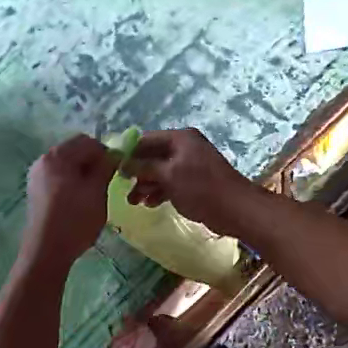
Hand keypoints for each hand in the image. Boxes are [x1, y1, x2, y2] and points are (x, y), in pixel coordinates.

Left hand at [22, 135, 117, 269]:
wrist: (47, 251)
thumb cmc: (75, 220)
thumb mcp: (97, 191)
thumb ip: (105, 167)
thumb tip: (114, 154)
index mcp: (57, 156)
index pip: (87, 141)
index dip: (104, 153)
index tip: (114, 172)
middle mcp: (43, 160)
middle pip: (74, 151)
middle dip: (92, 163)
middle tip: (105, 183)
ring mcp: (36, 176)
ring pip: (67, 165)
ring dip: (82, 173)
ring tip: (92, 194)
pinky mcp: (35, 191)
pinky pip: (58, 177)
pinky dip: (71, 182)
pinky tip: (78, 201)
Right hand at [122, 129, 259, 235]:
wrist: (235, 209)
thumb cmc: (201, 188)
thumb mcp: (168, 175)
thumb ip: (144, 167)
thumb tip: (122, 163)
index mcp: (180, 138)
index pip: (146, 139)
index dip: (128, 152)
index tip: (112, 168)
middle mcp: (184, 147)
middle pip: (152, 156)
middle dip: (137, 172)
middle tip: (122, 188)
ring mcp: (190, 165)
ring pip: (160, 171)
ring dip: (146, 184)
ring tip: (134, 202)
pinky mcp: (194, 182)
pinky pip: (170, 182)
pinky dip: (160, 191)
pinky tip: (150, 204)